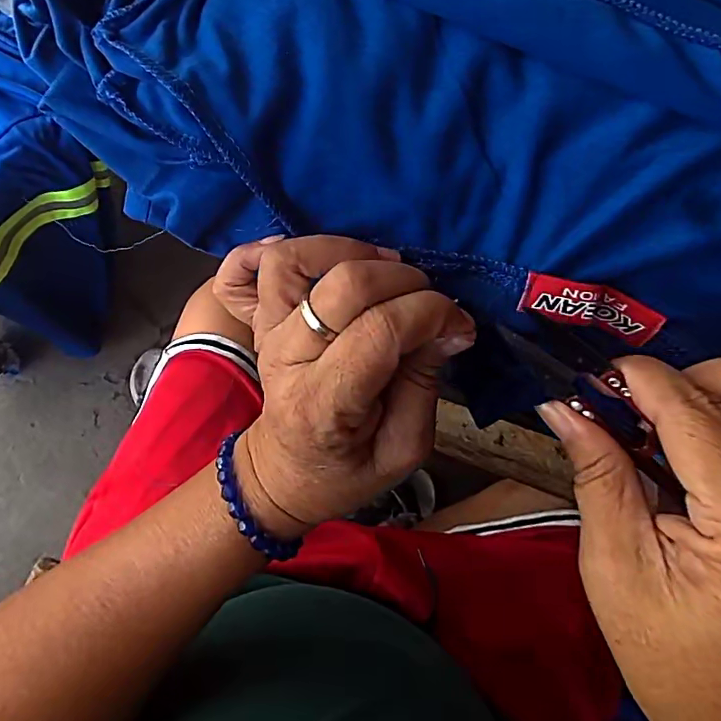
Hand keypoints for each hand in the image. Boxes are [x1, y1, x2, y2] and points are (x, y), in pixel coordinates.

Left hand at [214, 236, 475, 535]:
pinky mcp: (262, 317)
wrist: (284, 471)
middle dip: (402, 279)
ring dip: (347, 251)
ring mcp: (267, 332)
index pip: (379, 330)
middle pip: (342, 286)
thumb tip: (450, 325)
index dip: (430, 313)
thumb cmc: (347, 469)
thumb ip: (424, 382)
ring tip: (385, 266)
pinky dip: (297, 249)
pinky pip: (262, 264)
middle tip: (430, 298)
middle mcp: (287, 358)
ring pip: (292, 262)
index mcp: (324, 403)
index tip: (459, 323)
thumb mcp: (403, 448)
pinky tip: (336, 258)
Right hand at [537, 353, 720, 720]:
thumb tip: (562, 406)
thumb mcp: (617, 572)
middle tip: (649, 413)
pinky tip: (700, 472)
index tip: (597, 380)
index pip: (700, 413)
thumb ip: (598, 475)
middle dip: (703, 374)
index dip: (641, 379)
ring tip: (669, 441)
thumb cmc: (678, 669)